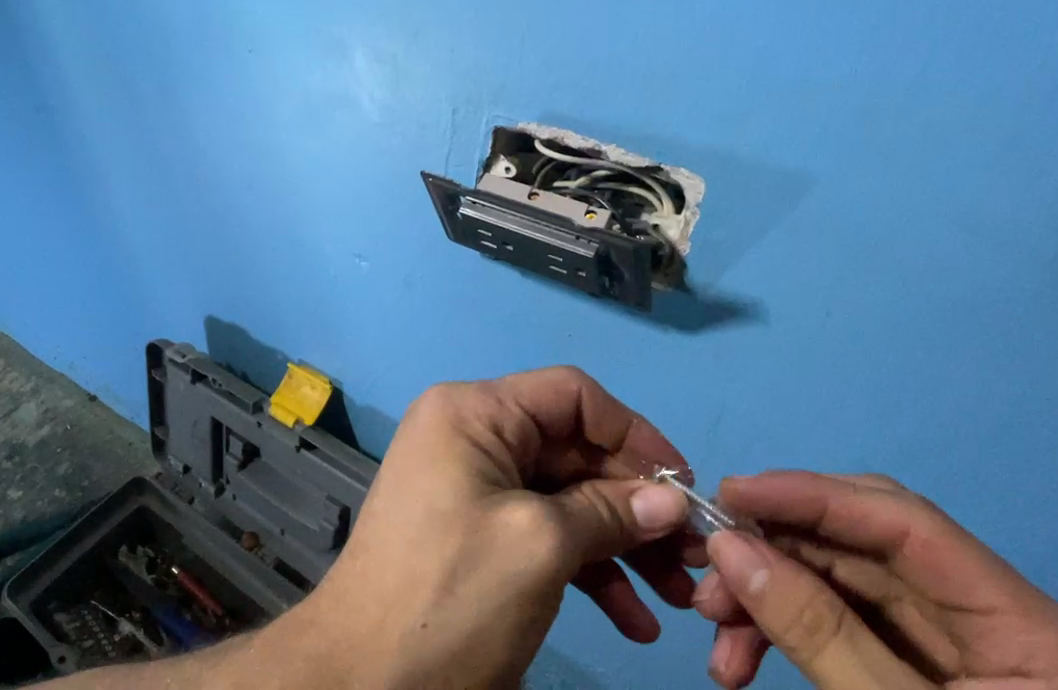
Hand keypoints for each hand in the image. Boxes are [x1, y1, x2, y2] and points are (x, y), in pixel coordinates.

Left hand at [275, 367, 703, 687]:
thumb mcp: (541, 545)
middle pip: (574, 450)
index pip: (571, 394)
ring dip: (623, 543)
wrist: (363, 679)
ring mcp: (474, 487)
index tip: (685, 486)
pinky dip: (589, 568)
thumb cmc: (452, 594)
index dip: (633, 433)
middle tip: (694, 557)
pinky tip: (633, 620)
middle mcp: (473, 436)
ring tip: (678, 595)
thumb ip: (610, 511)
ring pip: (566, 497)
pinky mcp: (477, 534)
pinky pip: (545, 533)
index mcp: (475, 412)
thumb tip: (672, 498)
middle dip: (636, 503)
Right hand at [692, 471, 1057, 689]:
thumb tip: (730, 547)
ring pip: (846, 584)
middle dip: (778, 551)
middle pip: (868, 547)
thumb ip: (819, 634)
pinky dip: (789, 630)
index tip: (728, 493)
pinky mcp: (928, 668)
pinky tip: (742, 655)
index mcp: (1033, 631)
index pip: (908, 523)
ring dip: (771, 596)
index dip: (812, 496)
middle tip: (709, 566)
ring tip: (715, 628)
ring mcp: (964, 646)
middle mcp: (999, 618)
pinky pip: (847, 624)